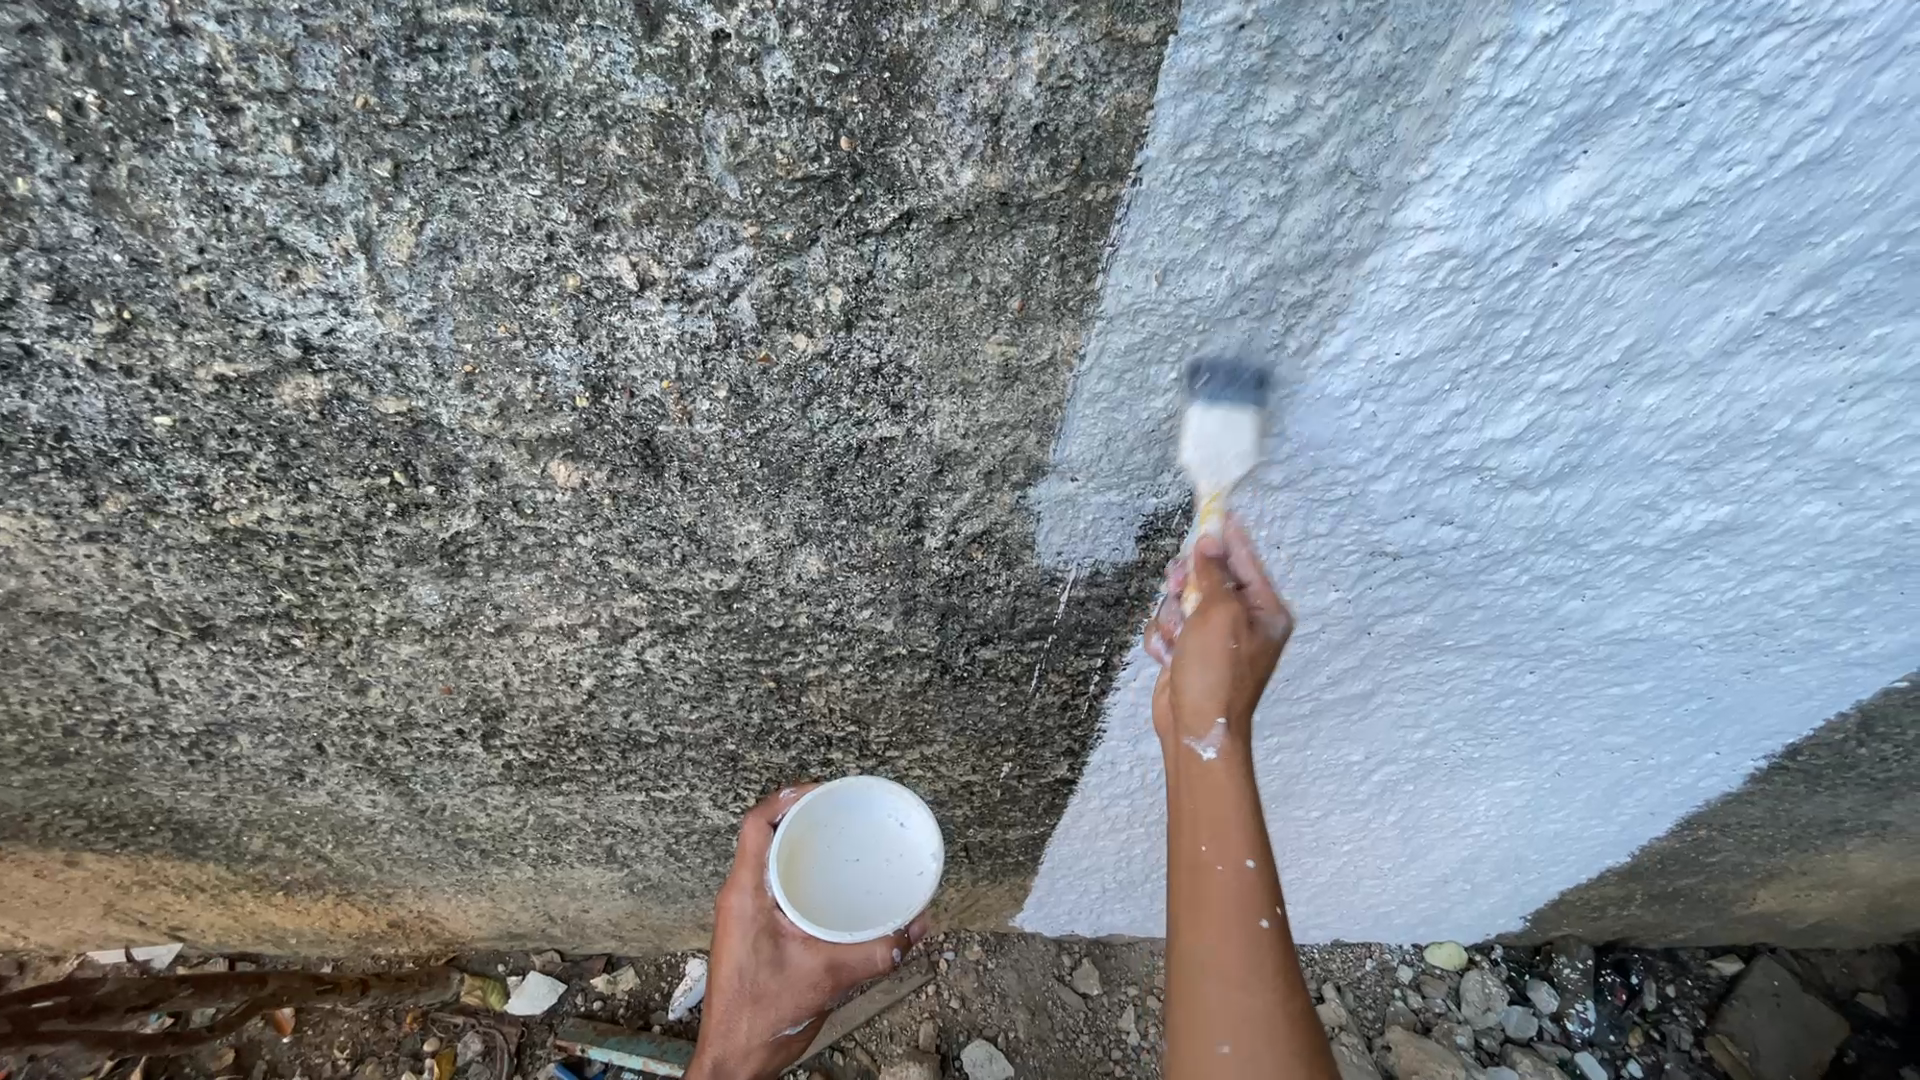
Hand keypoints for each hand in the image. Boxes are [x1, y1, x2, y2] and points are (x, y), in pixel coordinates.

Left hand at [687, 785, 929, 1079]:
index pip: (754, 824)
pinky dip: (798, 869)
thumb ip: (877, 951)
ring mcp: (743, 912)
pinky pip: (773, 881)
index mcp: (745, 894)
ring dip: (797, 840)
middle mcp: (739, 895)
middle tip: (838, 808)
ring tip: (836, 833)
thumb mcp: (828, 978)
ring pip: (767, 856)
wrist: (733, 1062)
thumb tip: (918, 926)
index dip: (785, 798)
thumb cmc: (761, 1019)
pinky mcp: (752, 927)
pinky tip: (827, 879)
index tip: (822, 791)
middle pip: (763, 833)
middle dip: (799, 813)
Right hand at [1145, 515, 1292, 753]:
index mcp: (1264, 610)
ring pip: (1180, 600)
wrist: (1195, 728)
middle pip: (1207, 577)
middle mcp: (1242, 620)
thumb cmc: (1216, 672)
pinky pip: (1168, 625)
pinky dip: (1163, 638)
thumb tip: (1209, 540)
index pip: (1244, 560)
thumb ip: (1213, 573)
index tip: (1215, 510)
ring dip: (1171, 617)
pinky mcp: (1188, 651)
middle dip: (1186, 584)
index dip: (1226, 536)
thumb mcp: (1218, 614)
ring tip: (1176, 639)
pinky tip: (1168, 656)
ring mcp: (1213, 637)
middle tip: (1176, 586)